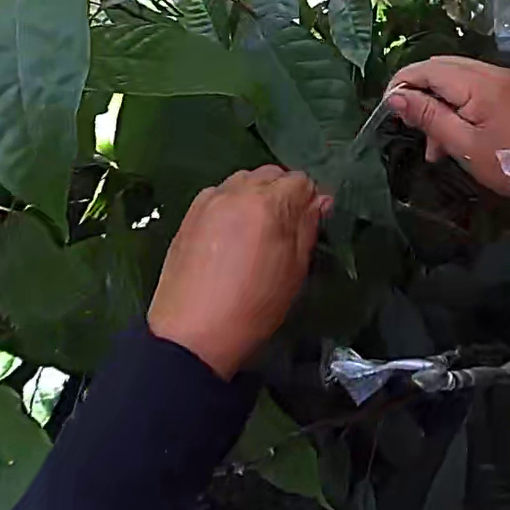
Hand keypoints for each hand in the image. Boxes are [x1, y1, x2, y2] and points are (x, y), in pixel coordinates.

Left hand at [148, 166, 330, 378]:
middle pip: (271, 174)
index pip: (301, 181)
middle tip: (285, 226)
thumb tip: (320, 200)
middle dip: (283, 192)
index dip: (310, 200)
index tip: (308, 223)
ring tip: (256, 228)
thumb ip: (308, 227)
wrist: (192, 335)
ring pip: (243, 180)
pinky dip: (231, 202)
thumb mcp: (295, 270)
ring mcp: (209, 201)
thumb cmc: (254, 306)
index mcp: (268, 204)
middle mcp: (237, 192)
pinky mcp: (189, 214)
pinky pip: (219, 193)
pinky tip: (231, 232)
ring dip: (256, 194)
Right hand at [384, 56, 509, 220]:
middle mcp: (490, 72)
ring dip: (436, 102)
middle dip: (419, 91)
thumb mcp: (461, 143)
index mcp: (479, 82)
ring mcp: (502, 80)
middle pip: (441, 68)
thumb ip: (428, 116)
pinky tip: (450, 136)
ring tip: (431, 145)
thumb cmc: (506, 163)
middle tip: (406, 123)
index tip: (387, 107)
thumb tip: (395, 97)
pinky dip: (455, 105)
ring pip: (455, 78)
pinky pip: (471, 87)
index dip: (403, 83)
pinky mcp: (508, 92)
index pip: (429, 69)